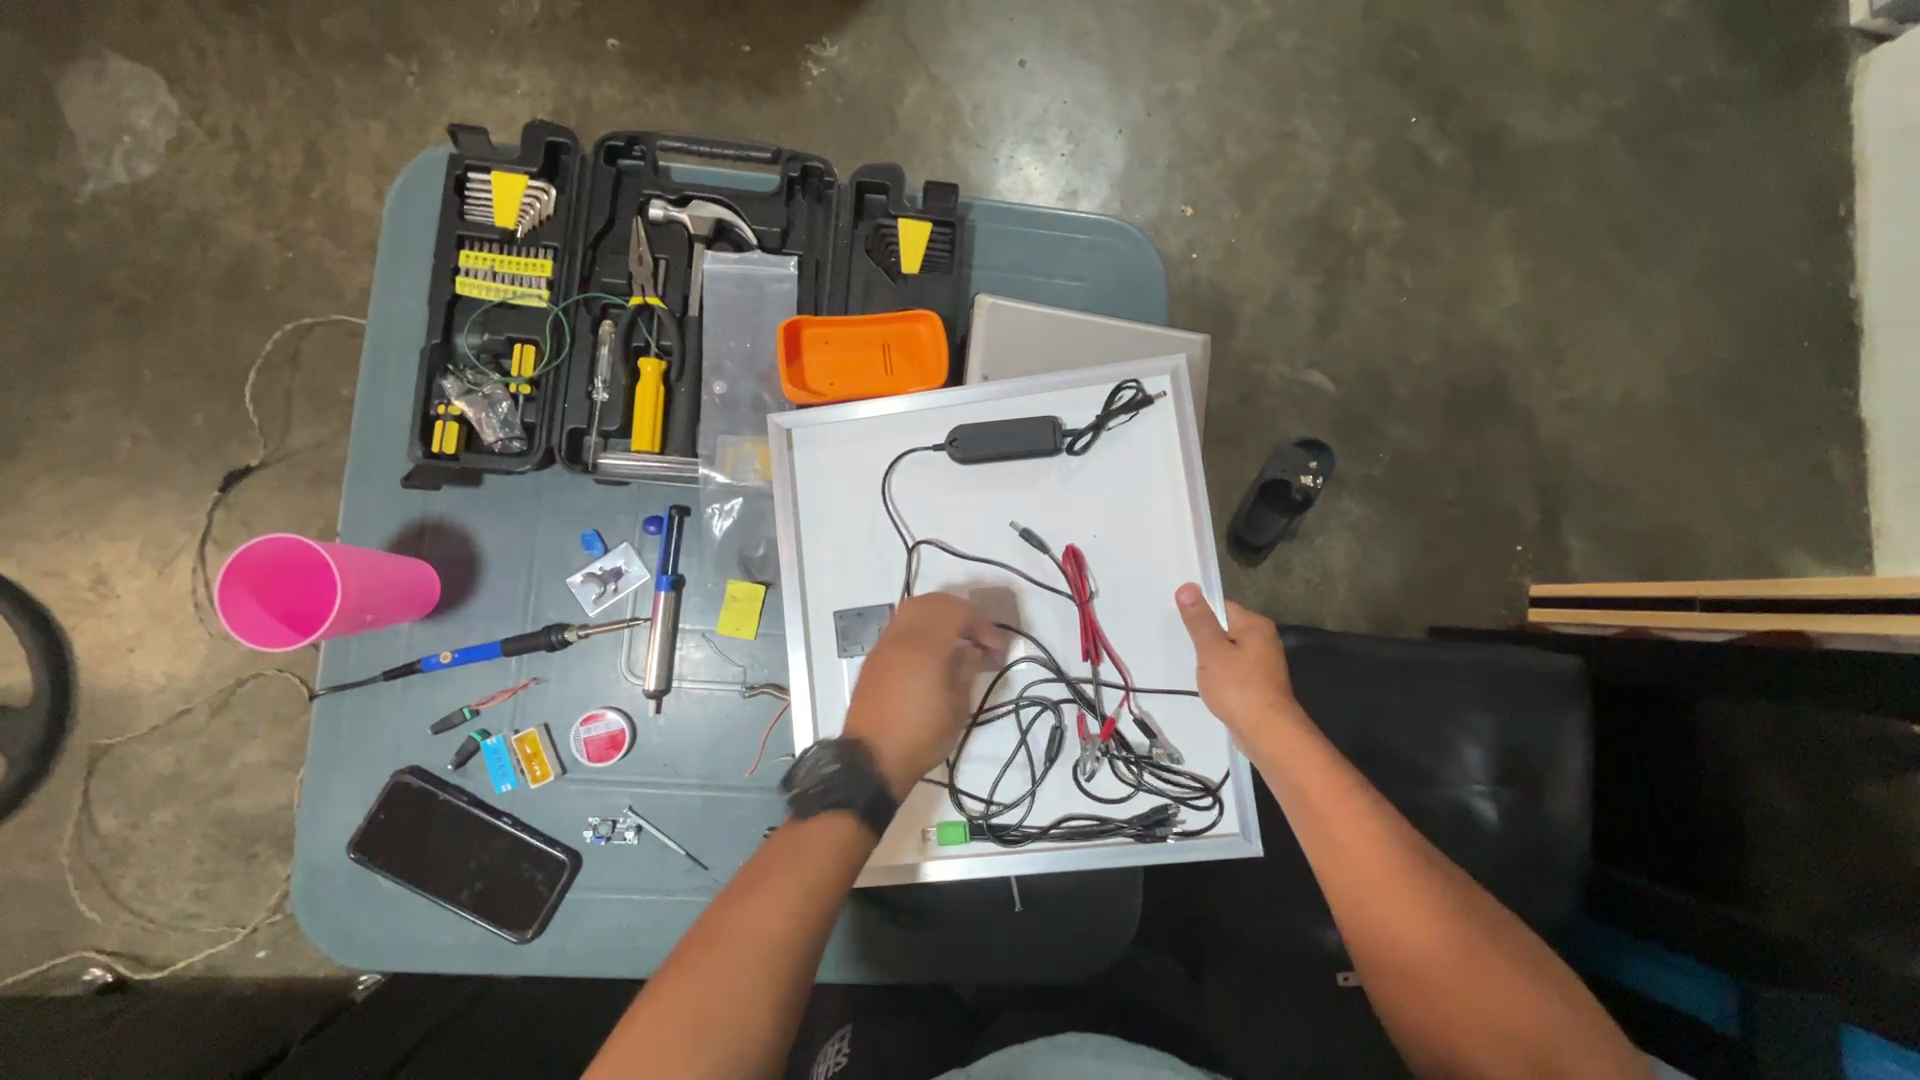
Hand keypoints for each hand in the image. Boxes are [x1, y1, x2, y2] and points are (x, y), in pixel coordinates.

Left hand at [843, 593, 1003, 799]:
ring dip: (938, 616)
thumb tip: (969, 650)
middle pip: (934, 602)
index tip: (995, 648)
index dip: (982, 624)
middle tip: (977, 637)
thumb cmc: (921, 735)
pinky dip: (920, 627)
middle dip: (961, 613)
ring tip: (955, 640)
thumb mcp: (957, 707)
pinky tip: (932, 652)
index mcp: (926, 646)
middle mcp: (902, 636)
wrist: (872, 759)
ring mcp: (884, 644)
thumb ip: (965, 669)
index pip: (958, 612)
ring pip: (913, 609)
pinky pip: (900, 626)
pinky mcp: (874, 657)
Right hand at [1174, 583, 1300, 740]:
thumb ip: (1199, 620)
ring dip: (1213, 659)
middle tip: (1189, 652)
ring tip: (1200, 671)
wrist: (1266, 731)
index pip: (1222, 606)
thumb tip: (1187, 587)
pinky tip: (1214, 686)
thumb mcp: (1211, 650)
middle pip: (1226, 628)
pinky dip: (1223, 675)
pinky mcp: (1261, 682)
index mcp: (1255, 625)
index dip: (1201, 616)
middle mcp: (1264, 639)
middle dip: (1206, 640)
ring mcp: (1264, 662)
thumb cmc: (1237, 687)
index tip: (1184, 630)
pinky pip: (1236, 669)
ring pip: (1230, 650)